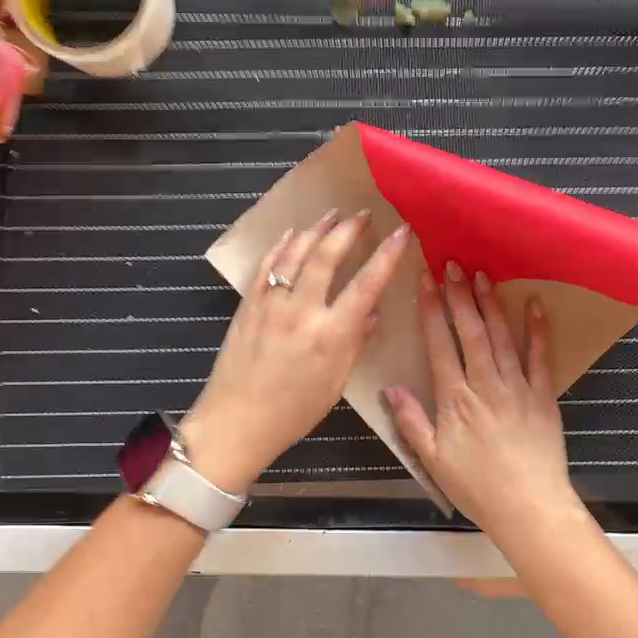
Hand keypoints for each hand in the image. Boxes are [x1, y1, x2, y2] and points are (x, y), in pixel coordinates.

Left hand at [182, 211, 410, 493]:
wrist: (235, 423)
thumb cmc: (292, 413)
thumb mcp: (334, 385)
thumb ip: (354, 344)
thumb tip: (372, 314)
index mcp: (330, 335)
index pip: (367, 284)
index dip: (387, 255)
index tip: (402, 231)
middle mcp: (301, 312)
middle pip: (328, 256)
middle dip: (349, 230)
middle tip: (364, 214)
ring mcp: (271, 304)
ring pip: (296, 253)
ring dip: (317, 230)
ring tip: (333, 215)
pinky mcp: (248, 304)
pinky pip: (267, 266)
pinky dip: (281, 245)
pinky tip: (292, 233)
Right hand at [384, 262, 581, 539]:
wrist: (530, 510)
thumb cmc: (477, 488)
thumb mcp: (433, 460)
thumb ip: (412, 421)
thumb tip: (391, 386)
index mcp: (455, 399)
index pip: (440, 344)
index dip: (432, 309)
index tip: (425, 280)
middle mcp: (485, 385)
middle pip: (471, 332)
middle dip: (459, 295)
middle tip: (452, 263)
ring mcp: (517, 387)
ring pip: (501, 337)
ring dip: (491, 304)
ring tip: (482, 274)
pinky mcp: (544, 396)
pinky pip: (541, 357)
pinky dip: (538, 329)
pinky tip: (535, 304)